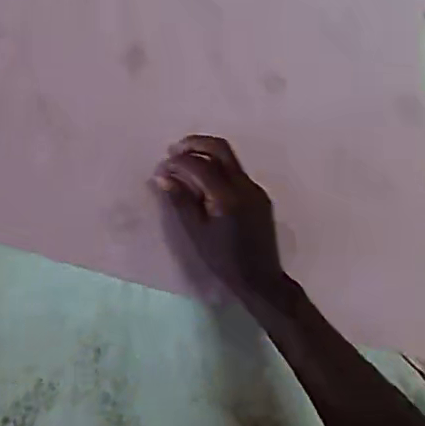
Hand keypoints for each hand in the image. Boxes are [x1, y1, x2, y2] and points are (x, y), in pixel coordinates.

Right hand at [153, 135, 288, 302]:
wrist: (262, 281)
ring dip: (206, 153)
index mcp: (227, 196)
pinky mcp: (259, 195)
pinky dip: (218, 167)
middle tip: (174, 150)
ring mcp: (255, 188)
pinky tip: (205, 181)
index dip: (178, 162)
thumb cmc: (224, 260)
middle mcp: (244, 186)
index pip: (199, 164)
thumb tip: (162, 176)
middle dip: (195, 143)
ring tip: (185, 163)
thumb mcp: (196, 232)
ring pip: (229, 157)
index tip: (163, 167)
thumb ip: (180, 200)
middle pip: (219, 148)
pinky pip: (236, 172)